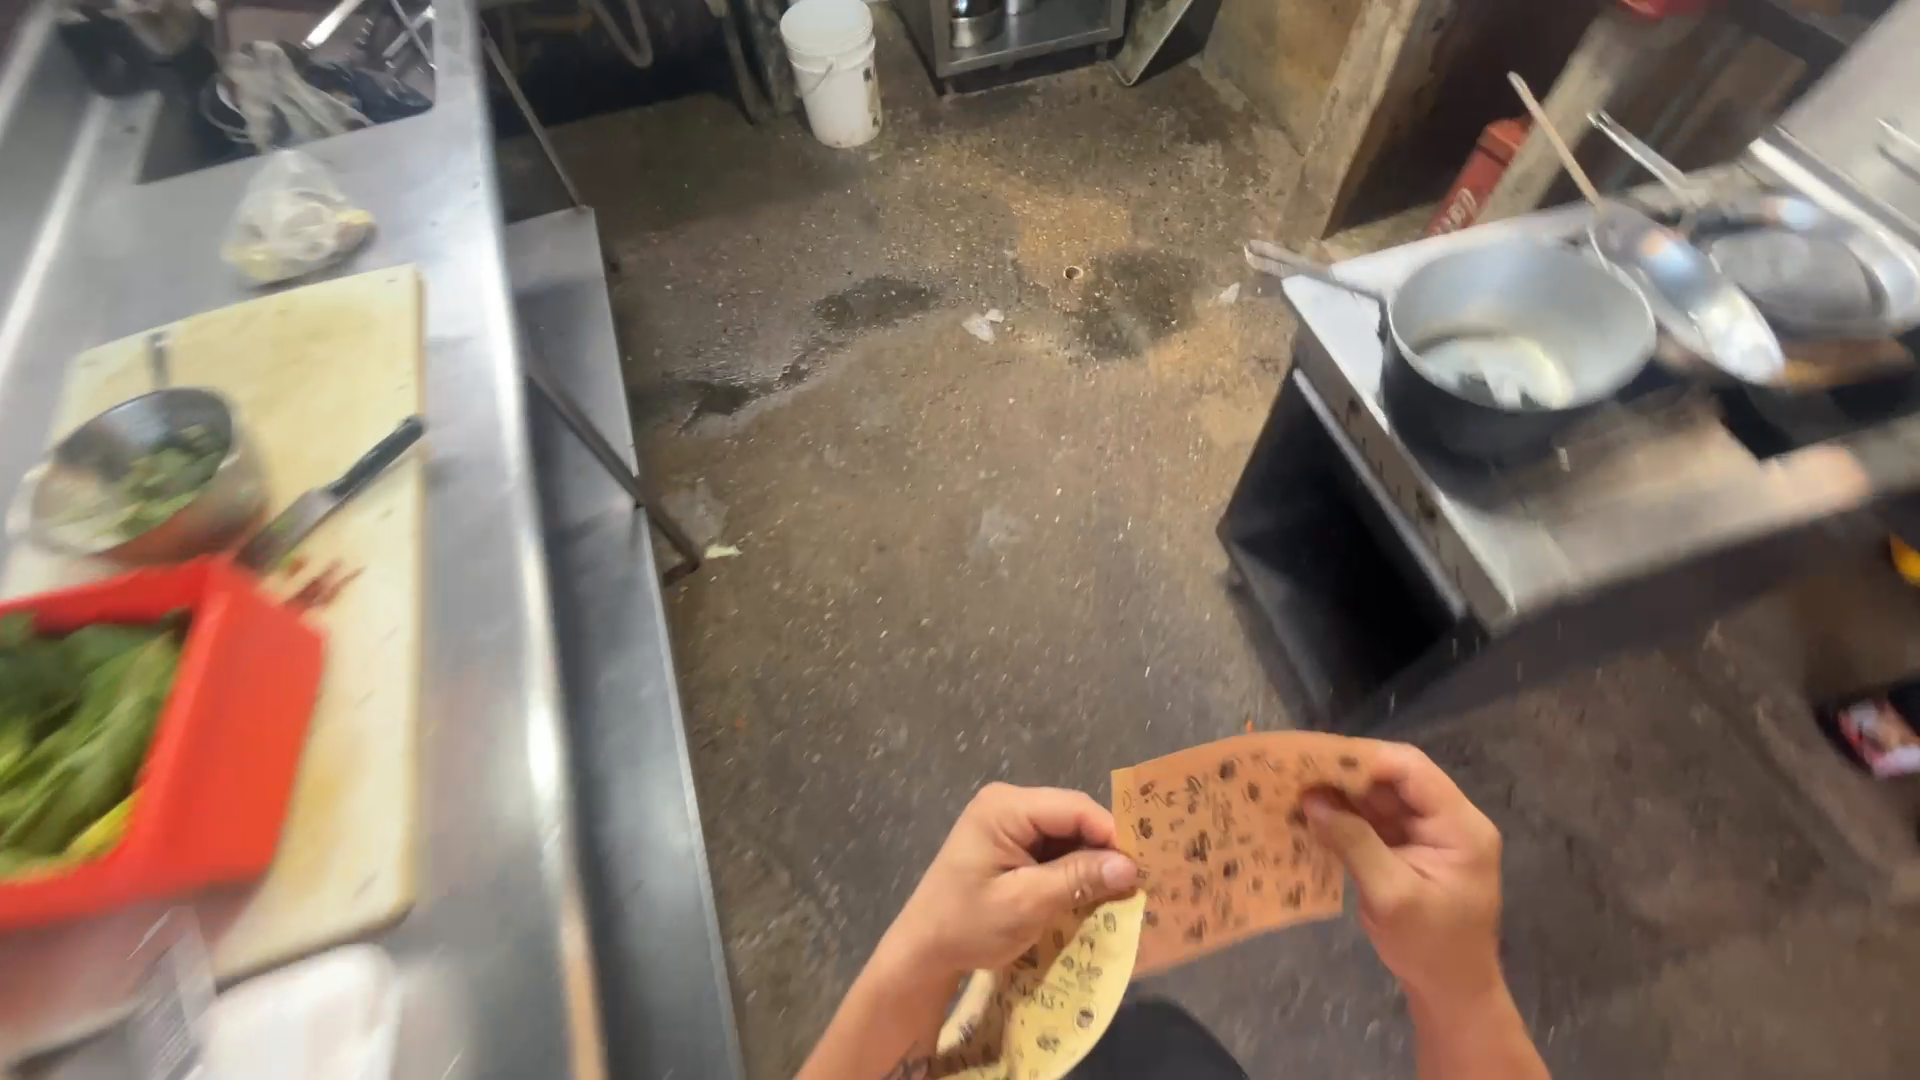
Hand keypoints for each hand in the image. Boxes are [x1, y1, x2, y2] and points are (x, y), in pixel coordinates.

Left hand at [880, 783, 1138, 978]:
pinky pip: (1053, 845)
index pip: (1074, 807)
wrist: (923, 948)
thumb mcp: (1026, 904)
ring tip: (1122, 890)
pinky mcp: (1010, 840)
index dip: (1111, 834)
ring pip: (1067, 831)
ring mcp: (1007, 820)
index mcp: (1005, 807)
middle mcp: (1007, 802)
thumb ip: (1076, 878)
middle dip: (1103, 848)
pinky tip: (1091, 890)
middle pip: (1072, 816)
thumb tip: (1129, 866)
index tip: (1144, 868)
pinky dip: (1072, 867)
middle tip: (1139, 882)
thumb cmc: (968, 924)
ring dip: (1090, 860)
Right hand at [1302, 742, 1502, 1002]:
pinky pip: (1368, 813)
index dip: (1363, 757)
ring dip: (1336, 789)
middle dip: (1342, 770)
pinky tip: (1308, 810)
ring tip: (1294, 785)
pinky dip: (1339, 810)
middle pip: (1390, 774)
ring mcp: (1423, 830)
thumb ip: (1354, 842)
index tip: (1316, 760)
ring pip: (1375, 791)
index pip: (1410, 769)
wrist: (1451, 990)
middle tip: (1296, 769)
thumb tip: (1311, 799)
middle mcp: (1444, 818)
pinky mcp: (1403, 842)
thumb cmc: (1430, 946)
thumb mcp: (1391, 896)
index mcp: (1459, 826)